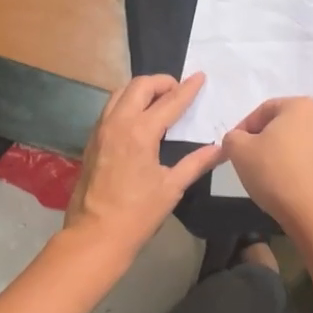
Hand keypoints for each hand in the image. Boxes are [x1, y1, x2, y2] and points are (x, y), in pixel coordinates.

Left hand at [65, 73, 222, 259]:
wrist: (94, 236)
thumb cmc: (137, 214)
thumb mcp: (171, 188)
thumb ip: (196, 163)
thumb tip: (221, 149)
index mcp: (140, 132)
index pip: (169, 101)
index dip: (187, 88)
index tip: (200, 76)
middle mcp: (118, 123)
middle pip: (139, 86)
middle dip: (161, 82)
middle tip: (177, 91)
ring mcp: (101, 130)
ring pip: (120, 93)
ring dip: (140, 90)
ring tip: (158, 100)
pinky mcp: (91, 141)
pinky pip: (110, 109)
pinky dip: (126, 103)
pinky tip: (137, 118)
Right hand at [222, 96, 312, 231]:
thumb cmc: (275, 173)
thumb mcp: (239, 150)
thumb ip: (233, 138)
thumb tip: (239, 140)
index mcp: (301, 105)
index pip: (264, 110)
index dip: (244, 128)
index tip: (234, 148)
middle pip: (283, 124)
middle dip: (263, 139)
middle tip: (248, 159)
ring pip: (298, 141)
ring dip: (281, 152)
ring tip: (267, 174)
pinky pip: (311, 158)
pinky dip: (297, 165)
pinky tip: (286, 183)